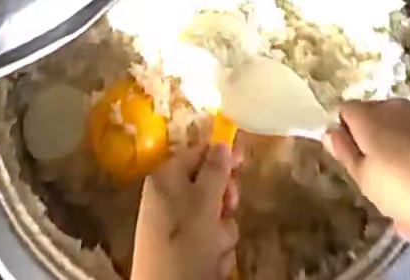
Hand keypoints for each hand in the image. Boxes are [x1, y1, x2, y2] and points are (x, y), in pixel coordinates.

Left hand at [132, 141, 239, 279]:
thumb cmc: (184, 246)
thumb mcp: (203, 203)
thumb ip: (215, 170)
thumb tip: (222, 142)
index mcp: (167, 177)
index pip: (198, 152)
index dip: (221, 153)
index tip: (243, 160)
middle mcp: (170, 197)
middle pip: (210, 185)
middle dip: (224, 202)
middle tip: (228, 210)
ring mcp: (177, 227)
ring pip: (215, 217)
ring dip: (222, 233)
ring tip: (214, 251)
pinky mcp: (185, 252)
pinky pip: (210, 242)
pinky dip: (216, 253)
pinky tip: (212, 268)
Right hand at [325, 99, 409, 243]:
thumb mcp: (369, 181)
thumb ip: (346, 156)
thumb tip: (329, 132)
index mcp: (366, 115)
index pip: (344, 113)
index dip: (346, 139)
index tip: (356, 168)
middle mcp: (391, 105)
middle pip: (375, 127)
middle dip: (378, 155)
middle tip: (385, 191)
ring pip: (402, 140)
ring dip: (404, 164)